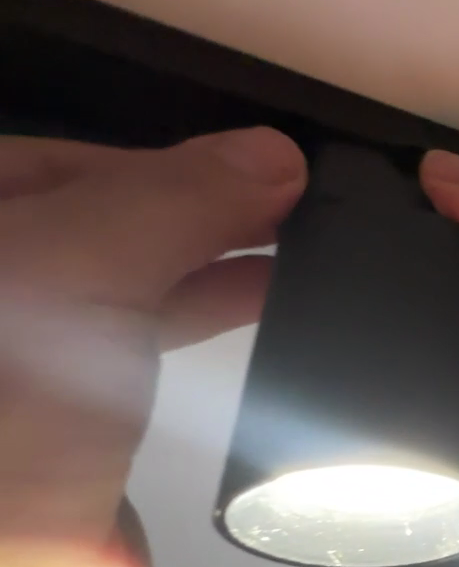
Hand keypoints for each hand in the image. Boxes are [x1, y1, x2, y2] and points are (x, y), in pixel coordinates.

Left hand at [0, 129, 306, 566]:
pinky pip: (170, 340)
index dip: (173, 160)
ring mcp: (42, 353)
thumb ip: (168, 206)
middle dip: (211, 210)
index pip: (60, 163)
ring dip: (231, 261)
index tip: (278, 171)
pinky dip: (229, 317)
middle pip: (111, 218)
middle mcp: (3, 295)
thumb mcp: (64, 273)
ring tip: (318, 257)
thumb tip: (276, 153)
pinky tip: (287, 314)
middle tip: (311, 213)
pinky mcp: (102, 413)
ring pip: (148, 276)